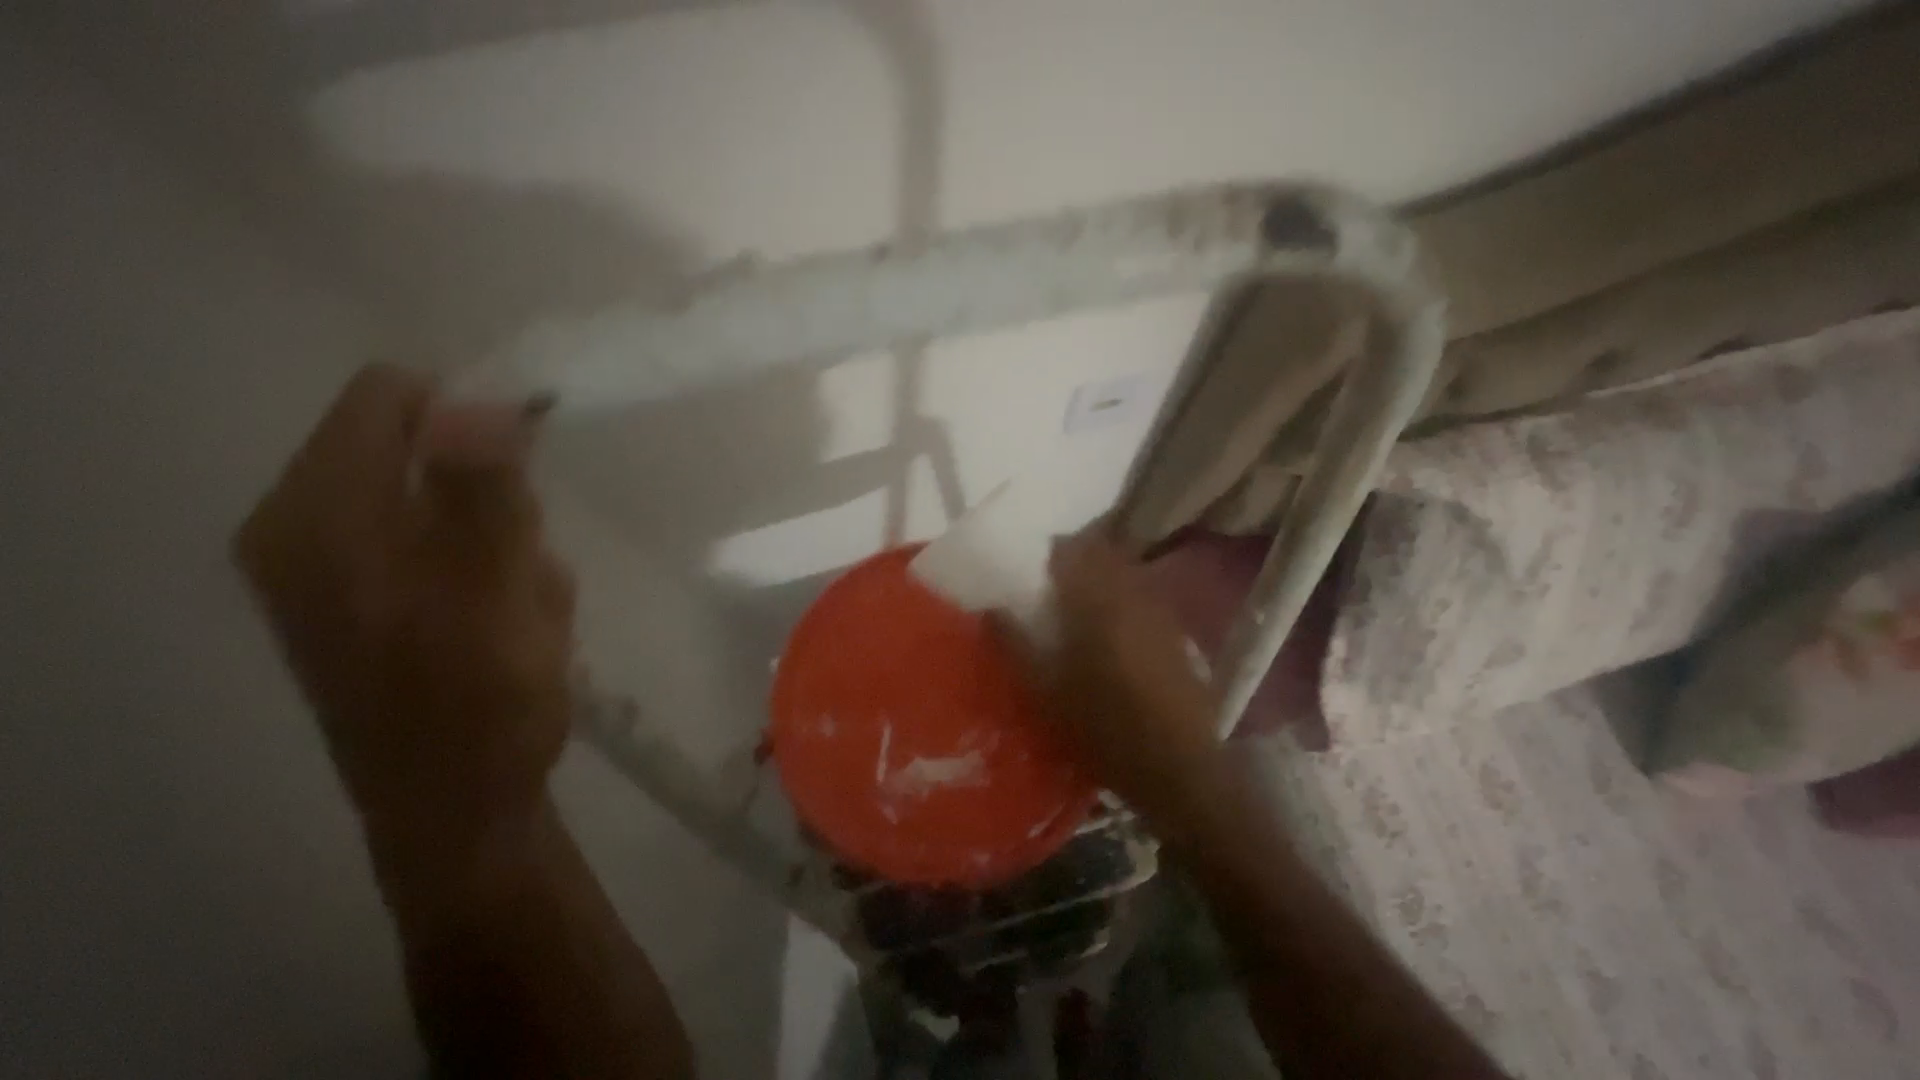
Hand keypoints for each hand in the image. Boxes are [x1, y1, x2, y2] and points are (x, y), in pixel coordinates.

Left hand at [234, 365, 575, 846]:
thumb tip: (478, 401)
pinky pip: (442, 546)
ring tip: (523, 615)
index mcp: (315, 517)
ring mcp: (330, 569)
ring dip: (507, 547)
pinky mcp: (362, 601)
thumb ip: (485, 494)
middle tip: (523, 574)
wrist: (459, 817)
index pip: (391, 398)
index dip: (473, 417)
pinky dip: (490, 575)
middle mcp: (302, 530)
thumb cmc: (479, 709)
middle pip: (425, 451)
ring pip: (447, 503)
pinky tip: (508, 630)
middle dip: (498, 505)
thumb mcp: (496, 594)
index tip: (528, 480)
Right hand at [994, 530, 1220, 815]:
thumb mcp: (1045, 693)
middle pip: (1103, 557)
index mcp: (1097, 601)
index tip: (1029, 567)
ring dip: (1103, 581)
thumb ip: (1016, 645)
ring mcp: (1161, 615)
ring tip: (1079, 608)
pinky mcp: (1179, 638)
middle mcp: (1133, 595)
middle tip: (1051, 584)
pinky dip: (1125, 604)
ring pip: (1127, 578)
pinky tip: (1114, 636)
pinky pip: (1145, 602)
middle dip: (1077, 562)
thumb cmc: (1103, 729)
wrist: (1178, 768)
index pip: (1071, 550)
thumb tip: (991, 609)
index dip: (1049, 552)